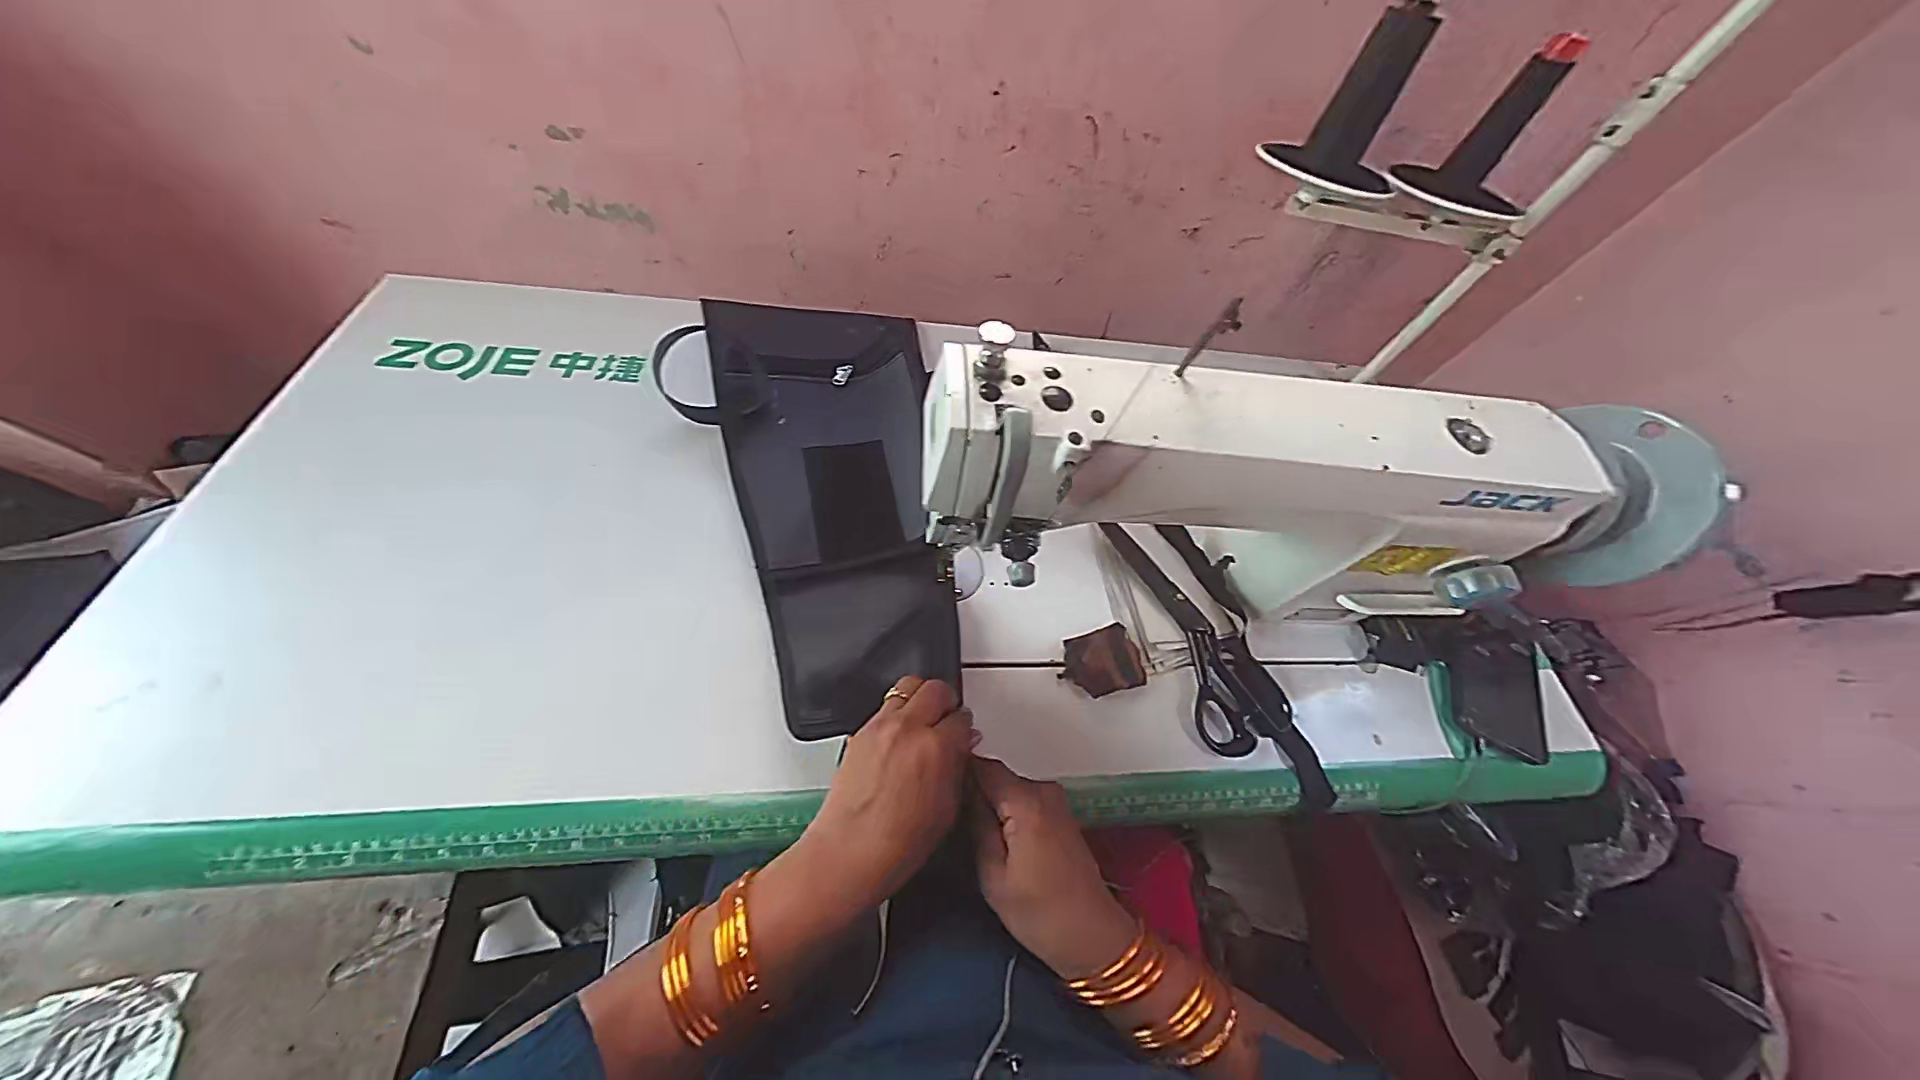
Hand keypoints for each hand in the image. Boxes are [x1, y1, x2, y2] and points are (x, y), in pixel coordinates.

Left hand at [793, 676, 973, 910]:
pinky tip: (899, 735)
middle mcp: (907, 728)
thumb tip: (960, 750)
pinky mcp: (859, 733)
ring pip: (907, 687)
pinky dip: (896, 714)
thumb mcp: (947, 808)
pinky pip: (884, 707)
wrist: (851, 851)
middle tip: (947, 718)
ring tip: (923, 719)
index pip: (961, 717)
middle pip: (935, 689)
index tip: (963, 734)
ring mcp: (880, 727)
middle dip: (946, 701)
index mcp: (936, 747)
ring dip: (919, 699)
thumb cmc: (896, 841)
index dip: (965, 727)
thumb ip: (957, 768)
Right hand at [970, 757, 1136, 977]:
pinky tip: (997, 838)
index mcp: (1026, 801)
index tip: (936, 790)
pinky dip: (1007, 812)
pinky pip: (1023, 799)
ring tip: (970, 833)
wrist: (1094, 937)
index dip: (957, 772)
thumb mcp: (993, 876)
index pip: (982, 766)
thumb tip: (963, 794)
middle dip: (973, 792)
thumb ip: (977, 826)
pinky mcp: (1060, 813)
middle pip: (996, 776)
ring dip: (990, 804)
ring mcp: (1055, 800)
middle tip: (950, 820)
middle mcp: (1043, 790)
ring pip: (1008, 788)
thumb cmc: (1041, 914)